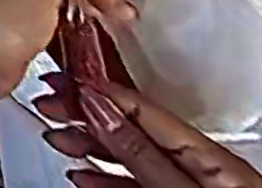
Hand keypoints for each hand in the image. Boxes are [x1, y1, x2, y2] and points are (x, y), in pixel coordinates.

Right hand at [35, 76, 261, 187]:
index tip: (54, 83)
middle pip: (133, 126)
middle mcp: (209, 172)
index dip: (90, 88)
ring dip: (89, 145)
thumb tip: (96, 102)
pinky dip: (105, 177)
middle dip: (84, 116)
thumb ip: (138, 150)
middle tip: (48, 109)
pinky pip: (138, 183)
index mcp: (213, 161)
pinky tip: (85, 178)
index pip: (138, 104)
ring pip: (132, 154)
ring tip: (60, 142)